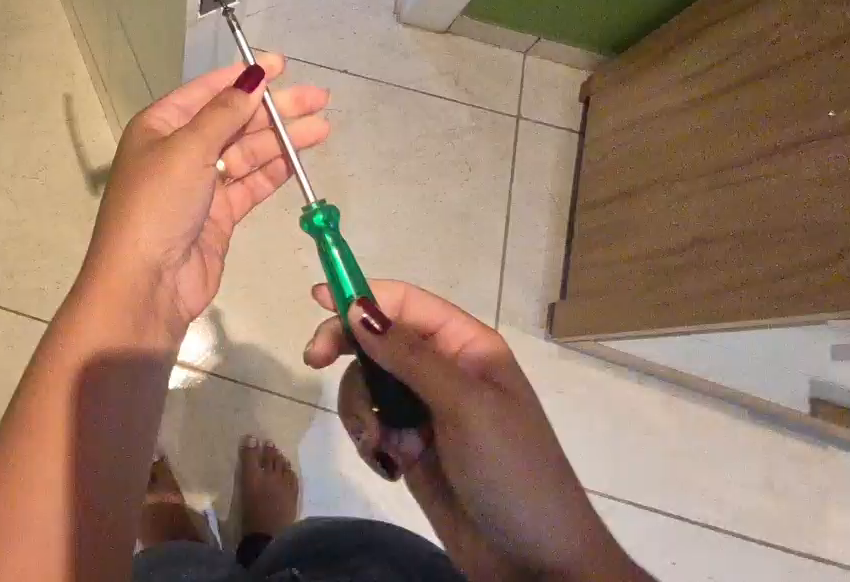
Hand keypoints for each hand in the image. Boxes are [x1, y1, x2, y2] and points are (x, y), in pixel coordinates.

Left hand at [76, 55, 328, 335]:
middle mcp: (179, 150)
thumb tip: (253, 77)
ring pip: (247, 152)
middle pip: (233, 121)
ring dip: (281, 139)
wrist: (146, 283)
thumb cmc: (158, 204)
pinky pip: (250, 184)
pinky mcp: (219, 215)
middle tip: (317, 98)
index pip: (207, 91)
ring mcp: (200, 184)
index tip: (281, 64)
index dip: (244, 77)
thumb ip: (224, 113)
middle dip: (273, 109)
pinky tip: (300, 158)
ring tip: (322, 127)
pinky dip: (274, 170)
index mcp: (160, 126)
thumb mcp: (187, 149)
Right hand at [306, 281, 647, 581]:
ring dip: (360, 407)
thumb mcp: (465, 406)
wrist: (536, 564)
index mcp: (466, 346)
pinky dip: (368, 437)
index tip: (320, 300)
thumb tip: (358, 307)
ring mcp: (425, 407)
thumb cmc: (512, 471)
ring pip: (367, 381)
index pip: (405, 302)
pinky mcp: (410, 443)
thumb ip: (408, 355)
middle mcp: (443, 368)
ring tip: (380, 443)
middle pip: (377, 337)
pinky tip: (388, 462)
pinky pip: (370, 420)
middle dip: (345, 347)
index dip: (362, 294)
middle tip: (313, 359)